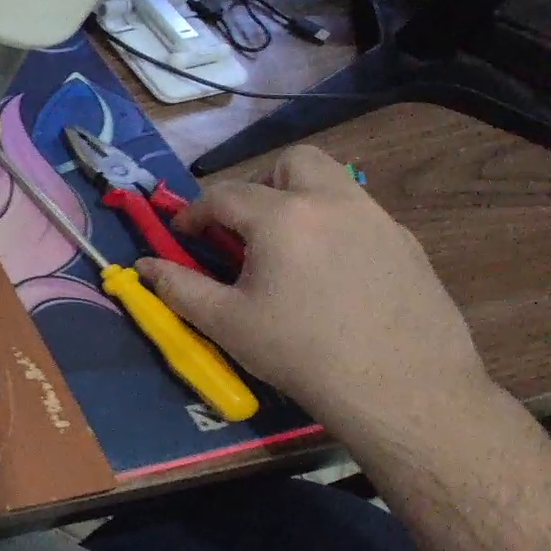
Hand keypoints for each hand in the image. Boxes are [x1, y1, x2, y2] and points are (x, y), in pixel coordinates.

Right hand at [137, 146, 487, 431]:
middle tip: (241, 226)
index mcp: (284, 218)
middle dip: (258, 184)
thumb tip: (144, 266)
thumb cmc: (297, 350)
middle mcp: (336, 204)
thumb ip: (176, 286)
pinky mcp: (407, 246)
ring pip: (333, 183)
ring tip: (279, 248)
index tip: (181, 237)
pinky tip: (321, 274)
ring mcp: (380, 222)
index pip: (225, 194)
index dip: (193, 213)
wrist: (401, 387)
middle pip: (294, 162)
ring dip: (297, 201)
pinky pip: (359, 216)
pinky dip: (329, 228)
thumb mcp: (221, 320)